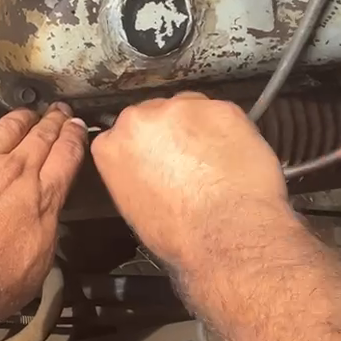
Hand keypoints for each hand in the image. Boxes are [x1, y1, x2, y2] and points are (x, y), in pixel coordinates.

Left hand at [0, 105, 87, 327]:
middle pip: (40, 137)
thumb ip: (44, 236)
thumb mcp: (34, 269)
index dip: (75, 137)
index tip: (78, 127)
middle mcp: (13, 174)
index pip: (67, 158)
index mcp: (41, 200)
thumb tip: (45, 226)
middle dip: (53, 121)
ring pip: (5, 129)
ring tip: (26, 113)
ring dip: (19, 117)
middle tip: (59, 112)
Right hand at [91, 93, 299, 269]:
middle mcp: (138, 121)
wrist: (224, 232)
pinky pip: (221, 113)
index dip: (143, 146)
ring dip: (197, 127)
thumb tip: (144, 168)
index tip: (155, 156)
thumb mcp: (130, 205)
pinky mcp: (218, 109)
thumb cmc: (179, 230)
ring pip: (188, 108)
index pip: (121, 133)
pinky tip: (230, 156)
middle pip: (153, 113)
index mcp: (111, 145)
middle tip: (185, 159)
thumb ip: (129, 172)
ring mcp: (179, 110)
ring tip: (211, 160)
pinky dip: (227, 130)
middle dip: (168, 132)